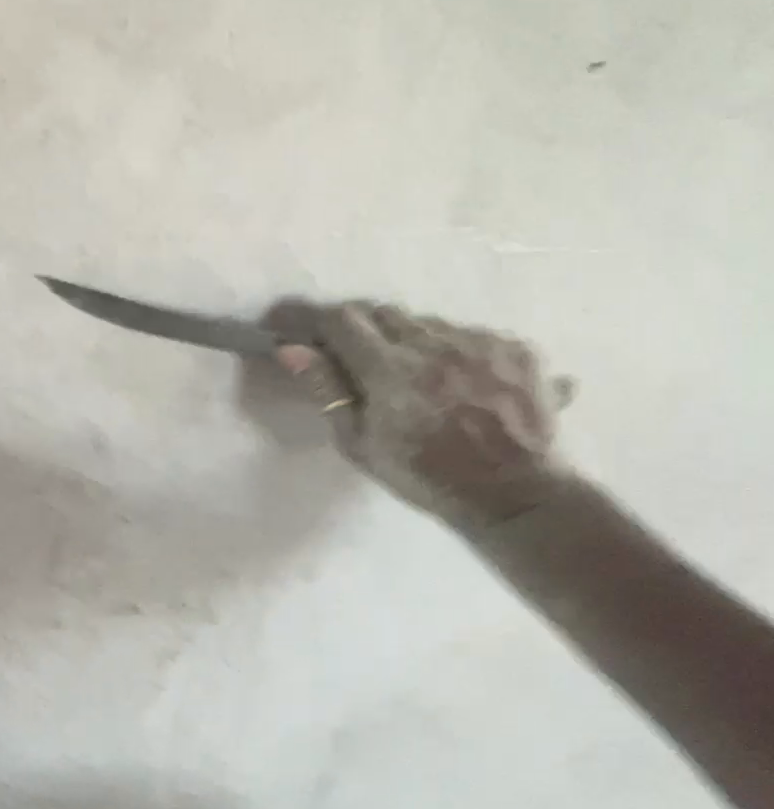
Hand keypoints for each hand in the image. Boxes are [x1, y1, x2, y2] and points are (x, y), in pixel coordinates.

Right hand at [275, 304, 574, 529]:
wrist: (517, 496)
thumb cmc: (423, 474)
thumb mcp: (358, 441)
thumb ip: (326, 388)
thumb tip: (291, 349)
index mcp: (388, 368)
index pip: (340, 319)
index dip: (314, 322)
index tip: (301, 333)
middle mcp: (434, 344)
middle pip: (381, 312)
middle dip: (361, 329)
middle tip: (357, 358)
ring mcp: (480, 343)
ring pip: (426, 321)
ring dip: (408, 338)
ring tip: (414, 372)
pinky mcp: (517, 350)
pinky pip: (470, 332)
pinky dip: (454, 348)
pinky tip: (456, 377)